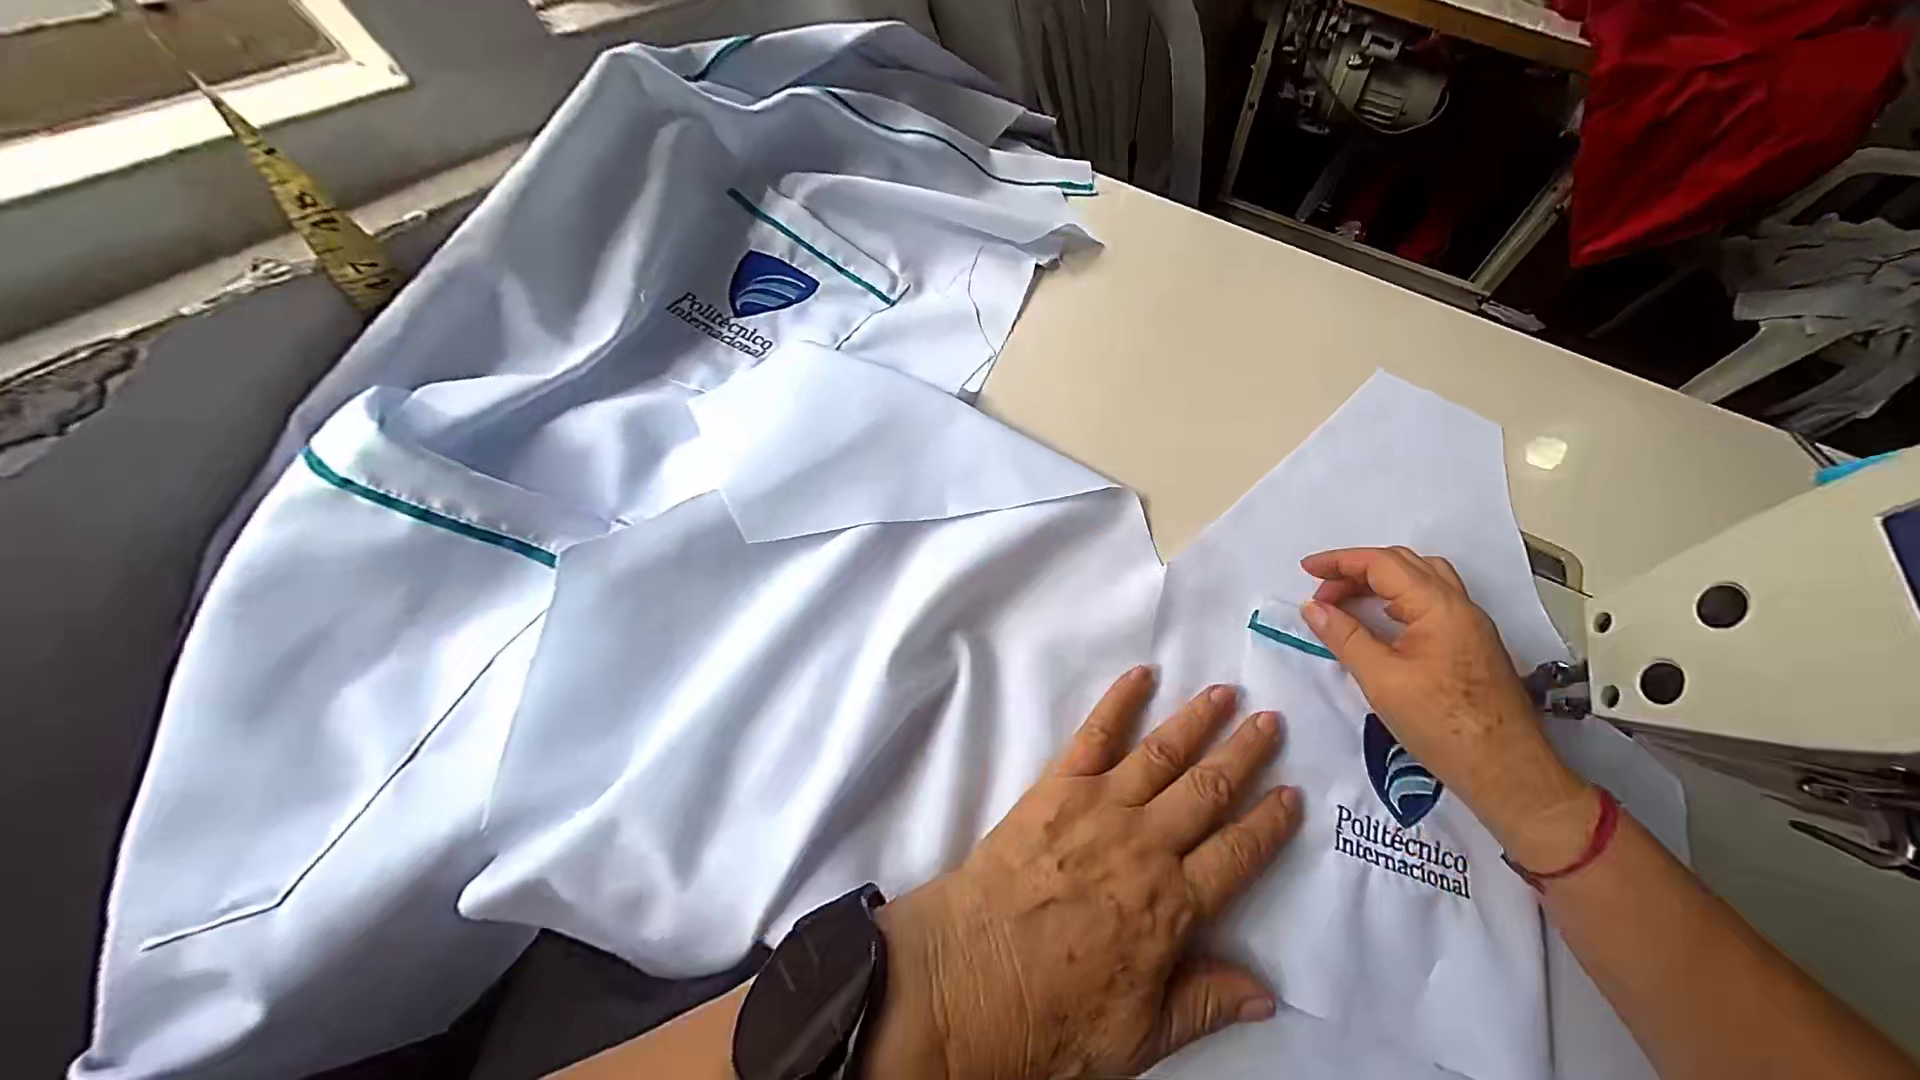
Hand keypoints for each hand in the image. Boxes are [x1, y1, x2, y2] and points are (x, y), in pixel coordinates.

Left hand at [863, 668, 1301, 1079]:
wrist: (970, 976)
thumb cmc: (1053, 1013)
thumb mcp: (1140, 1032)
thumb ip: (1204, 1001)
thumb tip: (1267, 994)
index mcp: (1173, 905)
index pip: (1238, 854)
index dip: (1269, 823)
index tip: (1292, 793)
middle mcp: (1145, 845)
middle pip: (1208, 791)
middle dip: (1244, 755)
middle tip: (1272, 721)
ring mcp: (1100, 808)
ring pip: (1162, 754)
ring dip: (1197, 720)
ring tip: (1225, 693)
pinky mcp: (1057, 786)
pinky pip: (1095, 735)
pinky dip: (1120, 701)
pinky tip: (1141, 676)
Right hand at [1298, 546, 1595, 870]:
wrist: (1507, 772)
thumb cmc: (1443, 726)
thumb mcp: (1381, 680)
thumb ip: (1344, 637)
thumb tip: (1314, 608)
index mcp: (1440, 608)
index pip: (1384, 564)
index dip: (1340, 561)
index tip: (1307, 570)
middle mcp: (1460, 607)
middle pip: (1405, 564)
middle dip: (1357, 569)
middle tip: (1322, 591)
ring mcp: (1470, 626)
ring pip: (1421, 580)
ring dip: (1379, 581)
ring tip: (1345, 602)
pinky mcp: (1470, 645)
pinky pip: (1429, 602)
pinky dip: (1396, 599)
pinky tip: (1378, 622)